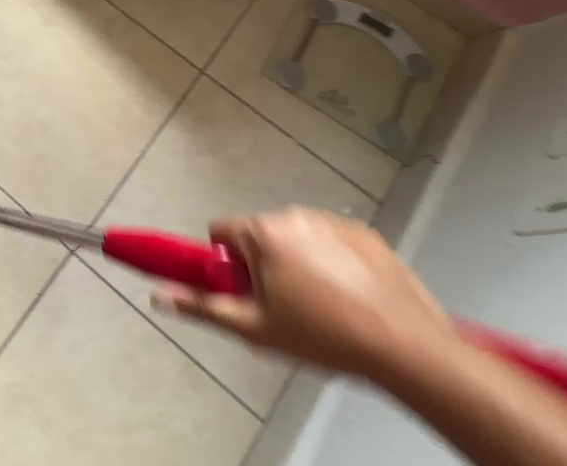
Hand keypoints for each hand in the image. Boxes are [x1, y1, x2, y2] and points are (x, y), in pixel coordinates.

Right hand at [153, 207, 456, 378]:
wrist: (410, 350)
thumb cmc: (325, 337)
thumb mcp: (254, 328)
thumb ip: (201, 306)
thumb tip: (157, 295)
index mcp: (262, 233)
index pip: (220, 231)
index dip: (225, 264)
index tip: (247, 292)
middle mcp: (293, 216)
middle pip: (258, 235)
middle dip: (262, 263)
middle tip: (283, 305)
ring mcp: (333, 222)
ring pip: (295, 237)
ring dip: (296, 260)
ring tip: (322, 304)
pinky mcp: (367, 234)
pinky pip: (331, 240)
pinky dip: (332, 260)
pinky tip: (350, 295)